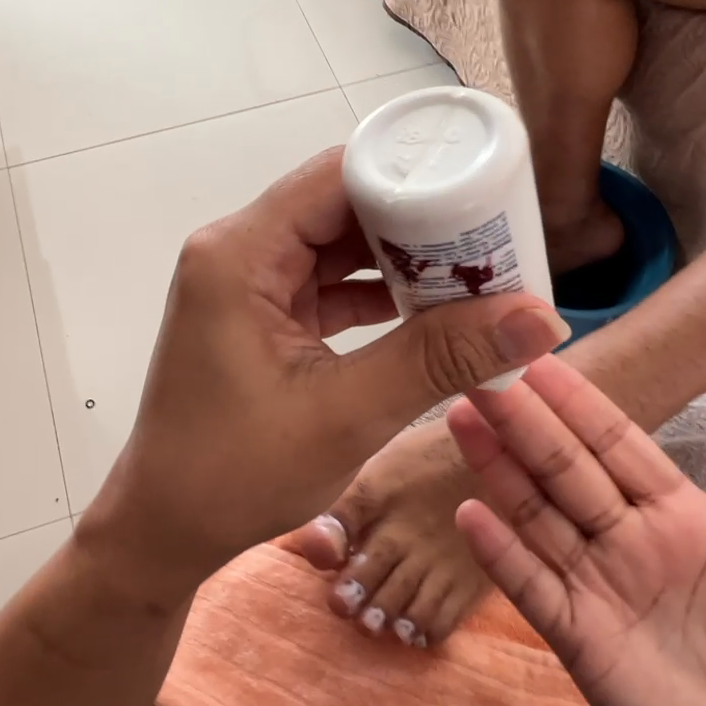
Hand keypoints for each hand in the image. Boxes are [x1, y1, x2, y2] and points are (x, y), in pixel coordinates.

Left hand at [74, 149, 568, 602]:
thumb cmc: (234, 475)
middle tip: (495, 242)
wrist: (165, 528)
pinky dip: (379, 297)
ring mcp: (247, 285)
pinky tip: (434, 313)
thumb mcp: (346, 414)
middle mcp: (237, 253)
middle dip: (419, 225)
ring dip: (403, 263)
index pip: (337, 178)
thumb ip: (440, 359)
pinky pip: (328, 285)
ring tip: (479, 276)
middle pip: (341, 207)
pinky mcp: (260, 316)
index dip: (414, 179)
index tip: (484, 193)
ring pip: (339, 246)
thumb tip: (540, 319)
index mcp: (238, 255)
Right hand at [450, 356, 705, 705]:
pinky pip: (533, 590)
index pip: (622, 446)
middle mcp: (633, 544)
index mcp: (690, 520)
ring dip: (498, 468)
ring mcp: (603, 592)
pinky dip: (500, 554)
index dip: (580, 404)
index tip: (541, 360)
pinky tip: (470, 515)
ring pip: (538, 515)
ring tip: (463, 419)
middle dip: (525, 422)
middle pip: (567, 469)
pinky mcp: (584, 645)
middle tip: (481, 375)